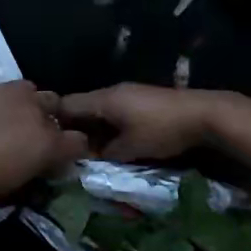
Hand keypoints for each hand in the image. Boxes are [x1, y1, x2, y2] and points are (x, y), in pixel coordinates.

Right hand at [57, 84, 228, 161]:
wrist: (203, 114)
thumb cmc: (163, 130)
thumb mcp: (130, 148)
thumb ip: (106, 153)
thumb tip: (90, 159)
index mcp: (105, 98)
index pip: (67, 105)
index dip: (54, 123)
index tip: (46, 143)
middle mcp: (114, 91)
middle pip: (83, 107)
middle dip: (74, 129)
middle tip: (66, 152)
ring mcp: (131, 94)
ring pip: (101, 111)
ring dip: (95, 130)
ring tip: (87, 152)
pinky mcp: (144, 101)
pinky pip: (117, 112)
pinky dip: (111, 127)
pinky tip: (112, 144)